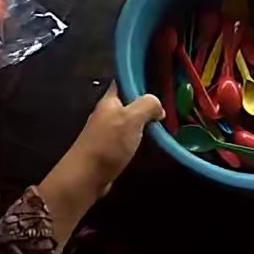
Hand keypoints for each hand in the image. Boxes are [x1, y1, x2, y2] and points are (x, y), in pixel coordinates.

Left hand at [37, 85, 162, 243]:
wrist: (86, 176)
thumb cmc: (108, 143)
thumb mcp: (131, 118)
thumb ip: (147, 105)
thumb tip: (158, 108)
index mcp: (109, 101)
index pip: (122, 81)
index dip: (137, 77)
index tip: (157, 77)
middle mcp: (106, 114)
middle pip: (128, 102)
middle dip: (145, 102)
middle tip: (167, 104)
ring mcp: (106, 132)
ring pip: (129, 121)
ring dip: (144, 122)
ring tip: (164, 122)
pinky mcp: (109, 150)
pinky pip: (127, 138)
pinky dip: (139, 138)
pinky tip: (151, 141)